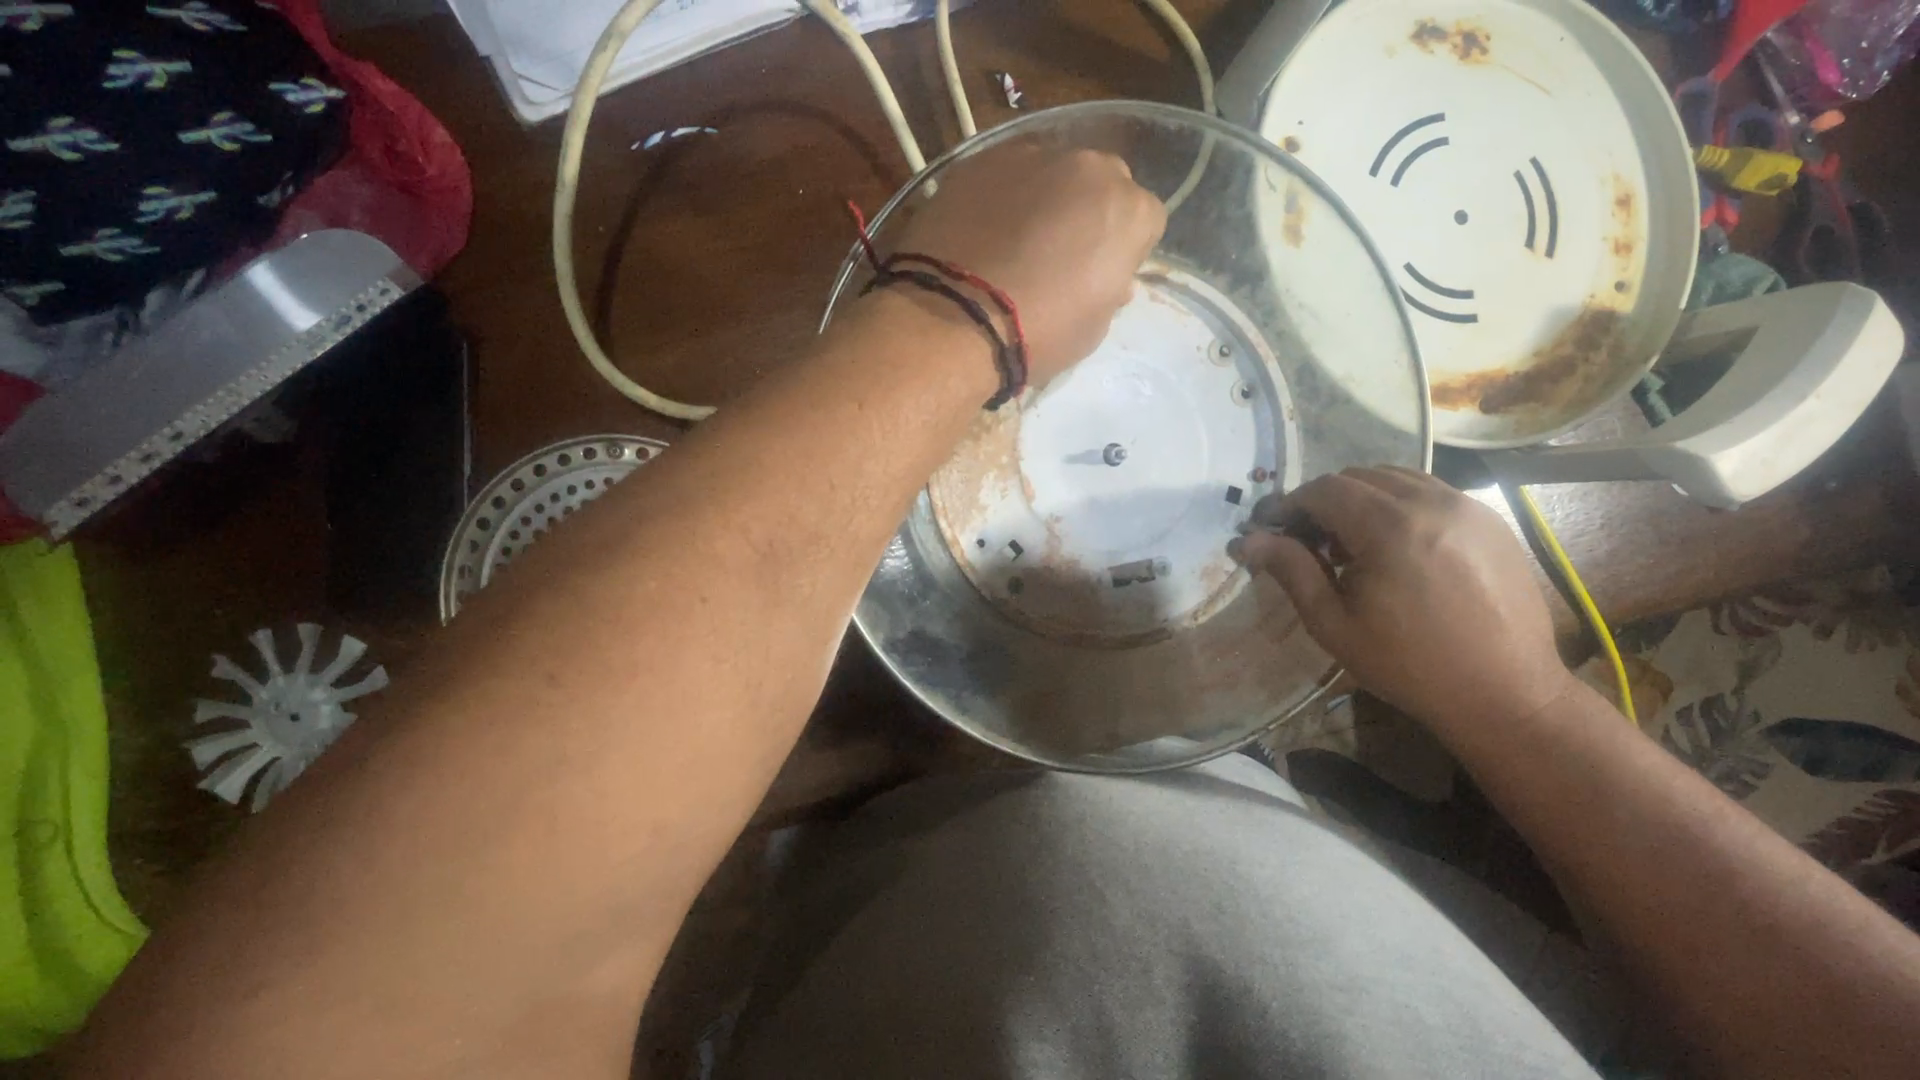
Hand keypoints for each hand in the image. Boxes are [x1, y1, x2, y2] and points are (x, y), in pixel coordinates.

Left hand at [888, 140, 1166, 383]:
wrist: (953, 317)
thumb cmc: (1037, 332)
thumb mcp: (1093, 327)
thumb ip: (1109, 288)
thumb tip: (1108, 277)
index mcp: (1129, 210)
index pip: (1143, 221)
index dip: (1122, 249)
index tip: (1099, 275)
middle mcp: (1089, 168)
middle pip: (1101, 183)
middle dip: (1087, 212)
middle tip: (1058, 254)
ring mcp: (1031, 155)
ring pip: (1051, 172)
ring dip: (1043, 198)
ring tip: (1012, 242)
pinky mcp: (979, 159)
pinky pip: (1003, 174)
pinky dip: (999, 196)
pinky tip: (980, 230)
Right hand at [1233, 468, 1575, 734]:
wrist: (1505, 692)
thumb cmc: (1408, 665)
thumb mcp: (1334, 624)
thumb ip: (1292, 571)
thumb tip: (1248, 540)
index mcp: (1390, 526)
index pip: (1325, 489)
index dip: (1290, 504)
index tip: (1269, 529)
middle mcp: (1432, 502)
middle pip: (1359, 477)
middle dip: (1324, 501)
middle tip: (1307, 541)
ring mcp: (1468, 507)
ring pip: (1397, 479)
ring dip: (1362, 499)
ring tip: (1351, 544)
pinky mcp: (1490, 520)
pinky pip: (1432, 493)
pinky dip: (1400, 506)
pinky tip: (1395, 548)